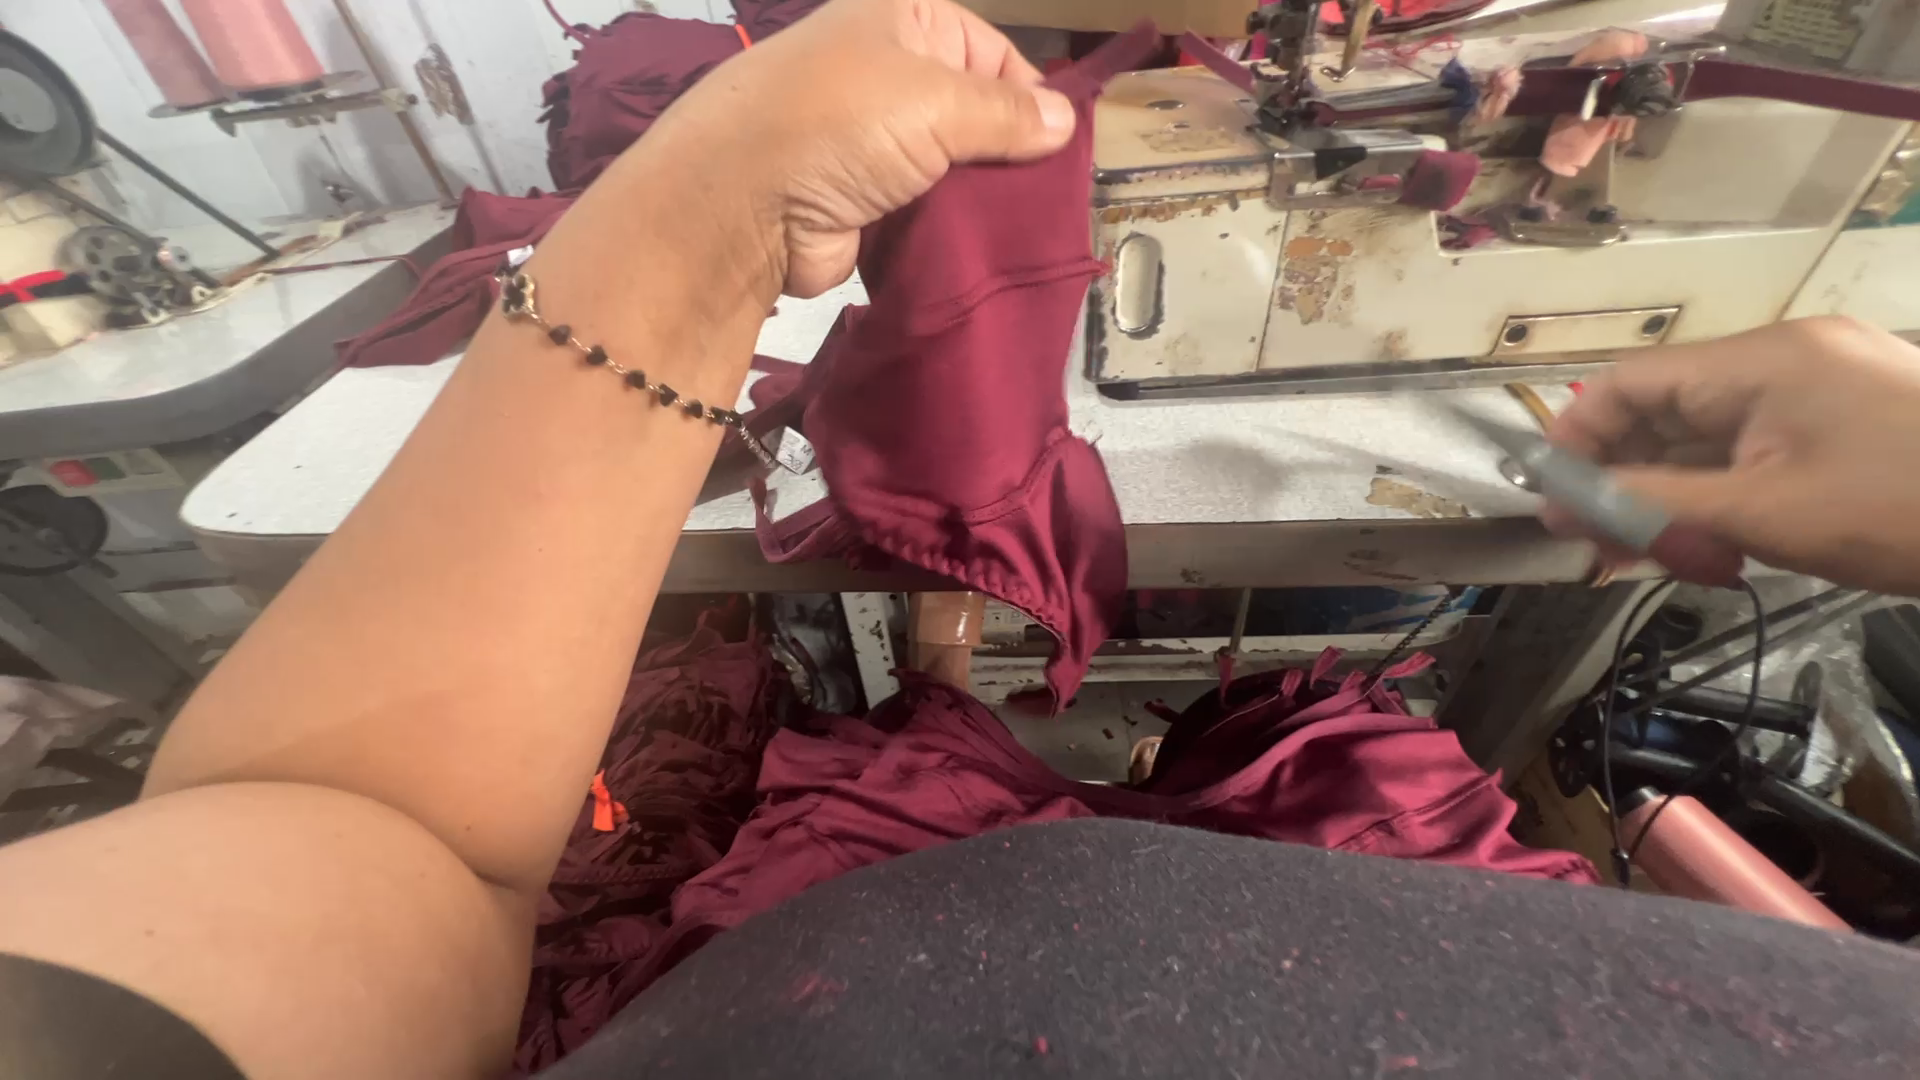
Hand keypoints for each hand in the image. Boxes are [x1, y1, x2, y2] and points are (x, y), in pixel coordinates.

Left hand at [631, 0, 1076, 299]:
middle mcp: (894, 79)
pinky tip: (987, 249)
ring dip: (984, 200)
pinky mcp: (874, 206)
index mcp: (906, 23)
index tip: (1059, 148)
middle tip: (1048, 201)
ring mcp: (881, 147)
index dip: (1028, 95)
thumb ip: (1005, 114)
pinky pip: (930, 212)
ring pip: (955, 170)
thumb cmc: (841, 123)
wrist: (750, 204)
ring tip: (1026, 230)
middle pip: (975, 115)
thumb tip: (1066, 122)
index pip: (990, 52)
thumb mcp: (934, 101)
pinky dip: (956, 229)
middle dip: (1009, 155)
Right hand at [1545, 316, 1919, 595]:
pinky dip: (1709, 497)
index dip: (1574, 439)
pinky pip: (1738, 454)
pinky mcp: (1832, 421)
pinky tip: (1708, 542)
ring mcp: (1811, 390)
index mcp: (1761, 362)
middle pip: (1656, 414)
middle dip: (1618, 480)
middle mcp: (1779, 361)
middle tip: (1600, 542)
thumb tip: (1556, 506)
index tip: (1553, 499)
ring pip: (1694, 440)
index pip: (1625, 385)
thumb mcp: (1755, 511)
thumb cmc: (1907, 512)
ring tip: (1657, 553)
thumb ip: (1642, 500)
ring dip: (1661, 497)